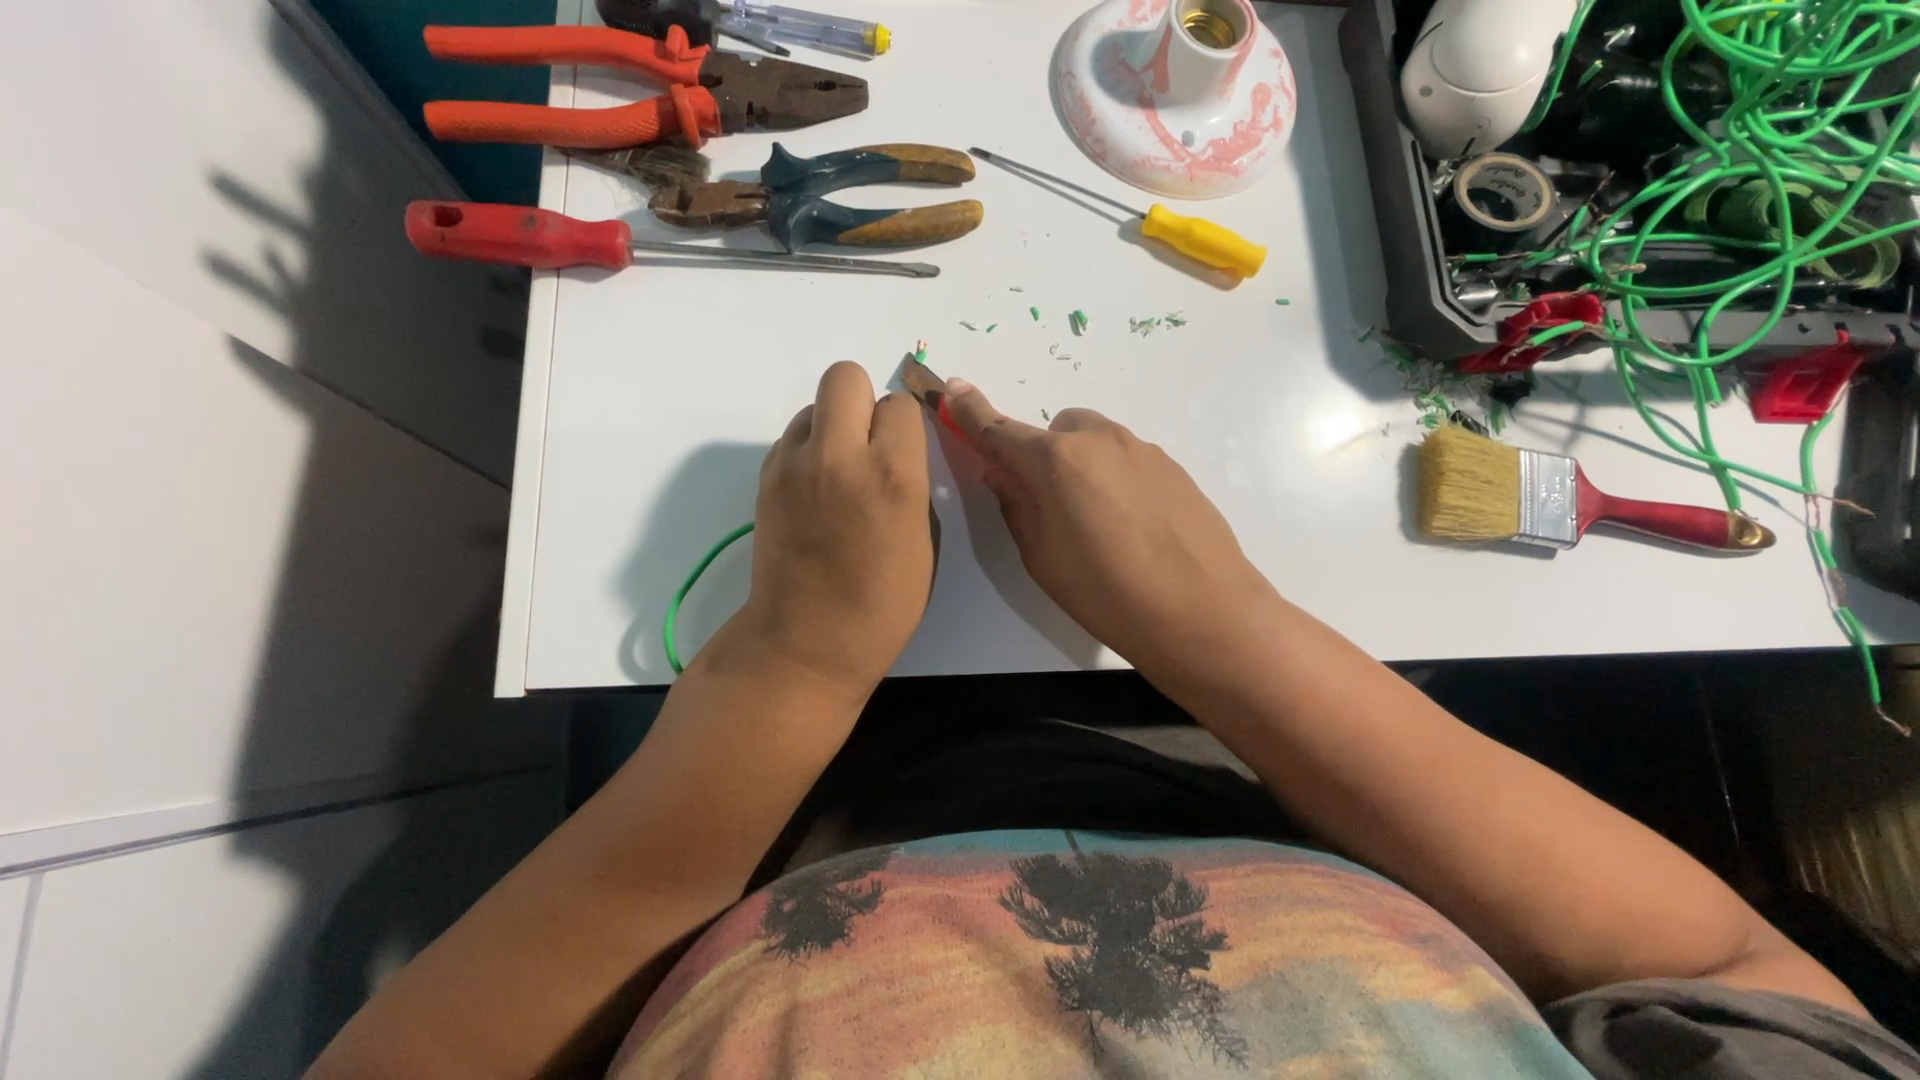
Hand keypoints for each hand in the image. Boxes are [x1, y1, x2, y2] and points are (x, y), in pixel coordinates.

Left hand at [721, 361, 934, 692]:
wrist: (806, 641)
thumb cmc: (882, 605)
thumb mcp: (923, 541)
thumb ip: (913, 483)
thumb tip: (895, 454)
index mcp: (892, 476)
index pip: (900, 405)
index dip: (905, 428)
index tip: (903, 454)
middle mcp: (839, 456)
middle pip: (844, 376)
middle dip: (863, 401)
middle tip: (869, 444)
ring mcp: (794, 465)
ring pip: (815, 406)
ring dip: (833, 426)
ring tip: (839, 472)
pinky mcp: (766, 478)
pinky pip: (793, 438)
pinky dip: (808, 451)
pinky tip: (815, 492)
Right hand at [944, 378, 1275, 671]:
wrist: (1203, 612)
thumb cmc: (1107, 593)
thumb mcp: (1042, 559)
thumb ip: (1017, 506)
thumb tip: (1003, 473)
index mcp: (1056, 461)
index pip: (1000, 430)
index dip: (972, 411)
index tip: (954, 387)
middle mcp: (1099, 441)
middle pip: (1056, 431)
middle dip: (1044, 456)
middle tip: (1051, 507)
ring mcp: (1142, 449)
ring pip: (1095, 442)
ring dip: (1083, 467)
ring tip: (1100, 526)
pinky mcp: (1173, 466)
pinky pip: (1128, 460)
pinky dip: (1117, 480)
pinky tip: (1134, 528)